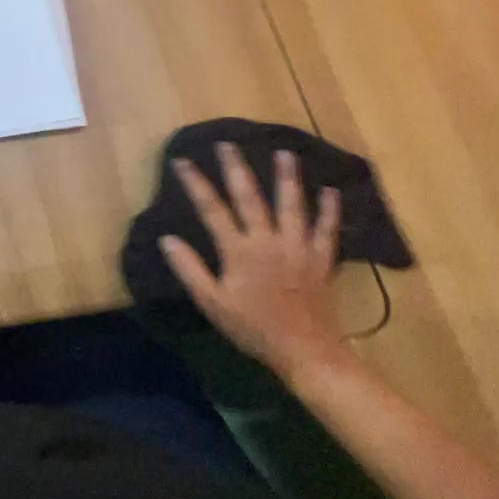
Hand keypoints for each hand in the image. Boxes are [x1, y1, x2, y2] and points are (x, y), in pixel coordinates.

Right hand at [158, 144, 350, 380]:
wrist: (307, 354)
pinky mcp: (321, 260)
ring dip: (287, 178)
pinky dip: (330, 210)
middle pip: (250, 197)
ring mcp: (299, 248)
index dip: (196, 183)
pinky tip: (331, 191)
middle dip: (237, 169)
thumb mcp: (212, 302)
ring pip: (292, 205)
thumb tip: (167, 239)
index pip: (212, 209)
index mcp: (239, 251)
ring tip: (284, 153)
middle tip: (228, 144)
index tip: (182, 160)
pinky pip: (327, 230)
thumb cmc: (253, 328)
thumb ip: (189, 269)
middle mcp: (269, 241)